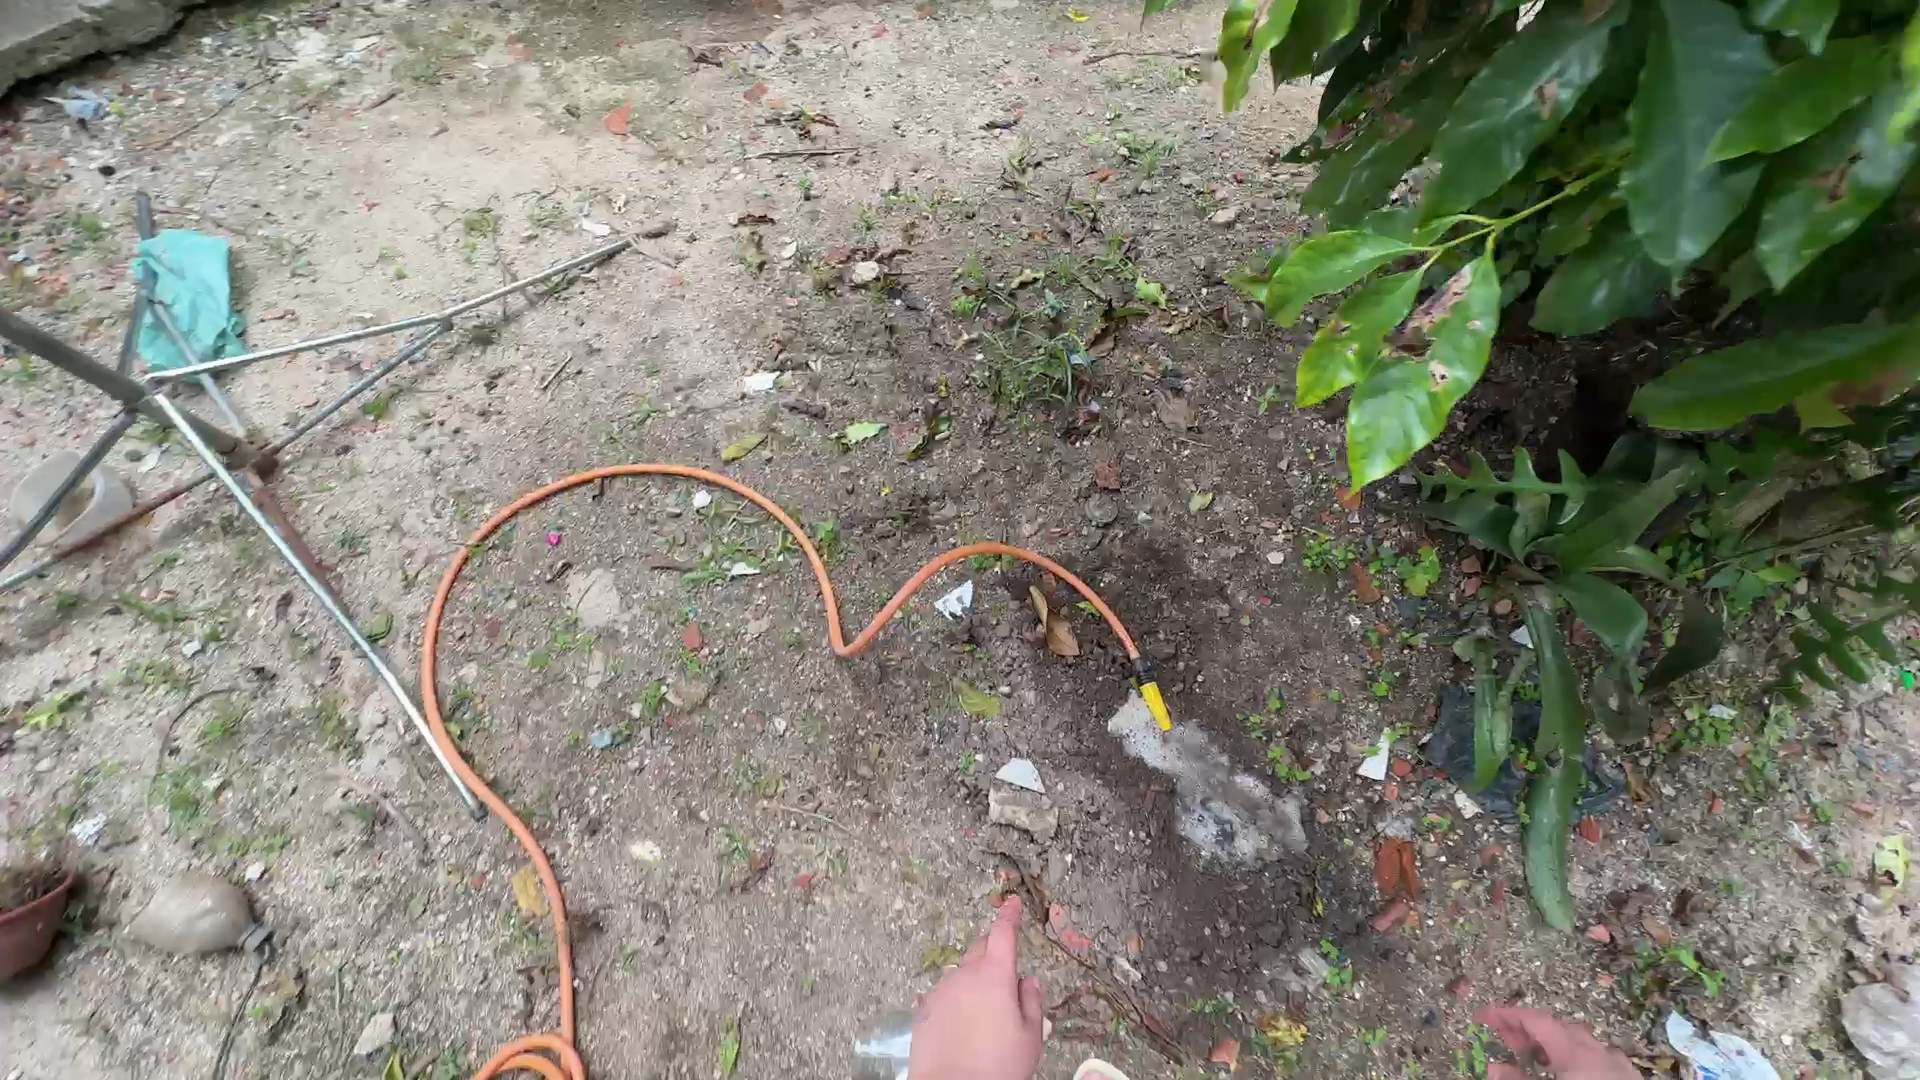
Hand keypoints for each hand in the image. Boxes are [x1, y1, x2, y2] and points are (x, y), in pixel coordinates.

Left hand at [909, 895, 1045, 1079]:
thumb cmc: (996, 1067)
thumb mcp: (1029, 1039)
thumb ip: (1032, 1003)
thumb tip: (1028, 981)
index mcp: (995, 975)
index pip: (1003, 933)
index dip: (1010, 915)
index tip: (1013, 902)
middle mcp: (966, 973)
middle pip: (981, 949)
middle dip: (994, 952)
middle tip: (1005, 976)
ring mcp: (942, 989)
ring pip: (962, 973)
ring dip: (974, 980)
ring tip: (984, 1014)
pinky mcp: (924, 1008)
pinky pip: (945, 994)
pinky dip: (956, 1000)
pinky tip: (961, 1024)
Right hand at [1475, 1007, 1640, 1079]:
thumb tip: (1494, 1067)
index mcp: (1574, 1050)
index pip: (1534, 1018)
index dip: (1505, 1014)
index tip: (1482, 1016)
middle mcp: (1598, 1051)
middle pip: (1558, 1027)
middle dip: (1529, 1030)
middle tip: (1508, 1042)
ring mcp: (1621, 1067)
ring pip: (1583, 1042)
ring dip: (1556, 1044)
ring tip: (1541, 1059)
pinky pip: (1604, 1060)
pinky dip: (1584, 1058)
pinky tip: (1579, 1072)